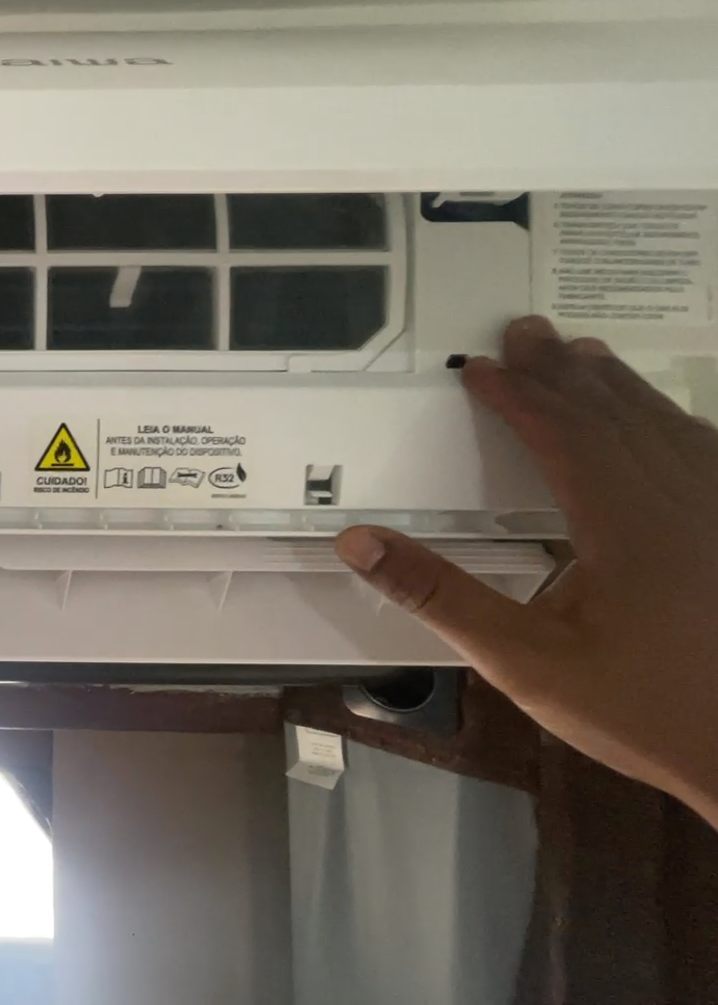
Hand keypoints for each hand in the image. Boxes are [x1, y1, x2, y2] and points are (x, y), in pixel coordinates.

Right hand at [335, 316, 717, 824]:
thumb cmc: (647, 708)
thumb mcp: (521, 660)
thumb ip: (438, 594)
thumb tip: (357, 541)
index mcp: (633, 528)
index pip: (566, 440)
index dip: (519, 399)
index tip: (479, 366)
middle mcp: (692, 509)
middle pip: (622, 421)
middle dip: (567, 375)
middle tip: (530, 330)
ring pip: (677, 433)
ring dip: (623, 391)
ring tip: (588, 356)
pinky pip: (713, 460)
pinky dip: (678, 426)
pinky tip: (670, 421)